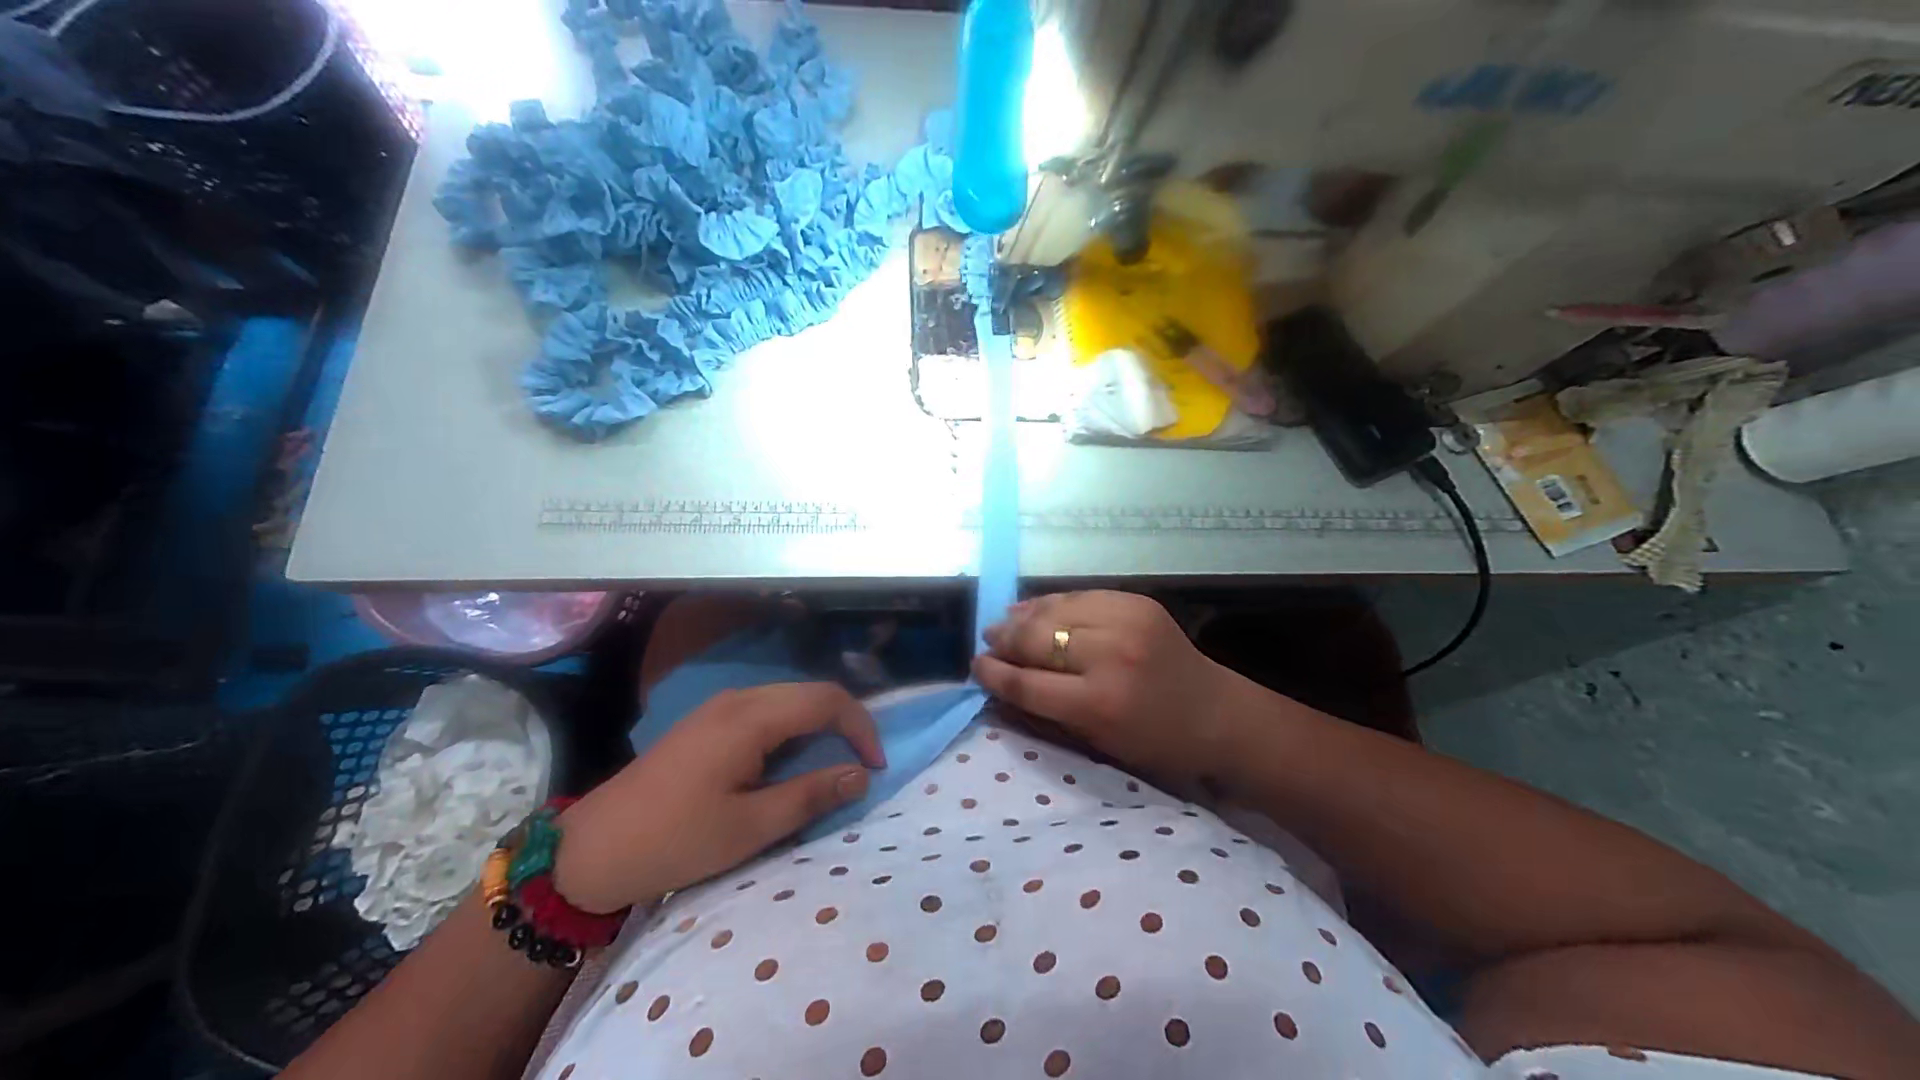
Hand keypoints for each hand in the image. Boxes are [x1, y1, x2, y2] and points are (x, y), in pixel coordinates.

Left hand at [552, 683, 885, 913]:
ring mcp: (719, 707)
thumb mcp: (750, 828)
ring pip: (789, 699)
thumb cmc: (675, 840)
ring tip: (833, 765)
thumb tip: (861, 775)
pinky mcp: (707, 721)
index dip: (861, 728)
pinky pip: (766, 710)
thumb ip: (810, 795)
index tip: (876, 767)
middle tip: (861, 766)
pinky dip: (793, 728)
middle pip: (810, 692)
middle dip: (846, 722)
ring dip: (819, 724)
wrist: (592, 849)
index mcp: (750, 719)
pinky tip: (791, 760)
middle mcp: (738, 700)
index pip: (826, 700)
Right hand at [972, 591, 1248, 787]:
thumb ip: (1046, 710)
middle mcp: (1110, 655)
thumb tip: (1000, 680)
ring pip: (1053, 609)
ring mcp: (1125, 621)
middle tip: (988, 642)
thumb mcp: (1098, 742)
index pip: (1026, 683)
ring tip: (1004, 622)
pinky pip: (1079, 596)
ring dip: (1023, 616)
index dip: (993, 674)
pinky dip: (1052, 603)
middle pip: (1035, 639)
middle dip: (1004, 640)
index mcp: (1099, 703)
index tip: (975, 667)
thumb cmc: (1155, 743)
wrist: (1218, 714)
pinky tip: (1035, 608)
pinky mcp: (1136, 602)